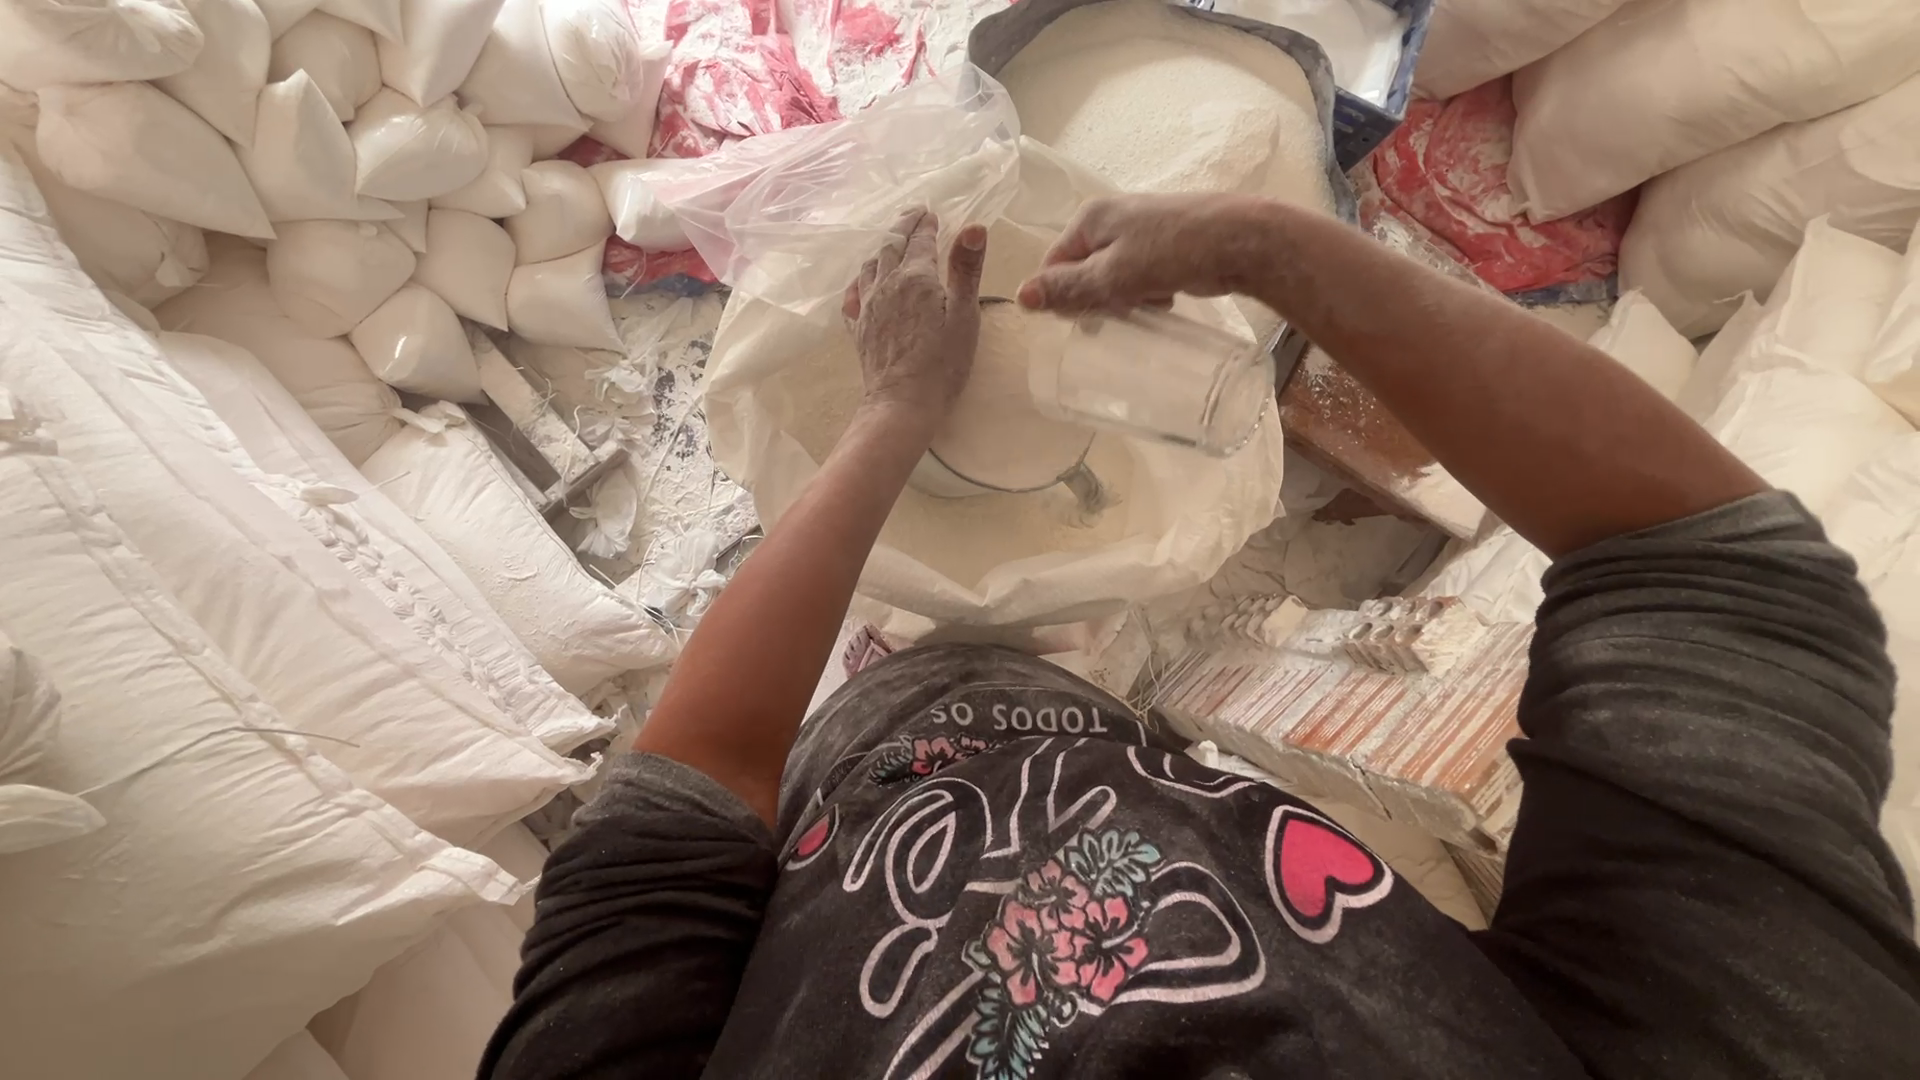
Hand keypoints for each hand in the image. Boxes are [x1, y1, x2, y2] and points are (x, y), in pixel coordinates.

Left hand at [842, 208, 989, 423]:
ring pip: (870, 267)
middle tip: (913, 215)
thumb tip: (973, 227)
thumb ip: (966, 270)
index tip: (932, 215)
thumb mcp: (964, 316)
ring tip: (891, 245)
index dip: (927, 226)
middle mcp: (886, 285)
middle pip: (891, 246)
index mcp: (915, 278)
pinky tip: (862, 284)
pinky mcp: (859, 330)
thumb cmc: (942, 364)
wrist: (903, 403)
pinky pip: (852, 298)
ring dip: (882, 250)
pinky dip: (859, 283)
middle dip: (903, 227)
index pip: (920, 241)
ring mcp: (867, 307)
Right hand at [1017, 194, 1270, 312]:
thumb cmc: (1172, 253)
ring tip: (1147, 304)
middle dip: (1095, 298)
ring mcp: (1138, 230)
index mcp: (1090, 218)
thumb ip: (1068, 288)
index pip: (1053, 266)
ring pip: (1109, 278)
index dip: (1062, 297)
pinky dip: (1143, 292)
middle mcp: (1109, 219)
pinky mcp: (1162, 245)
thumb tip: (1021, 296)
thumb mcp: (1113, 276)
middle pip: (1080, 272)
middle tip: (1121, 310)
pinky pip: (1135, 276)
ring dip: (1122, 299)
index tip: (1086, 318)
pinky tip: (1163, 298)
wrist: (1242, 240)